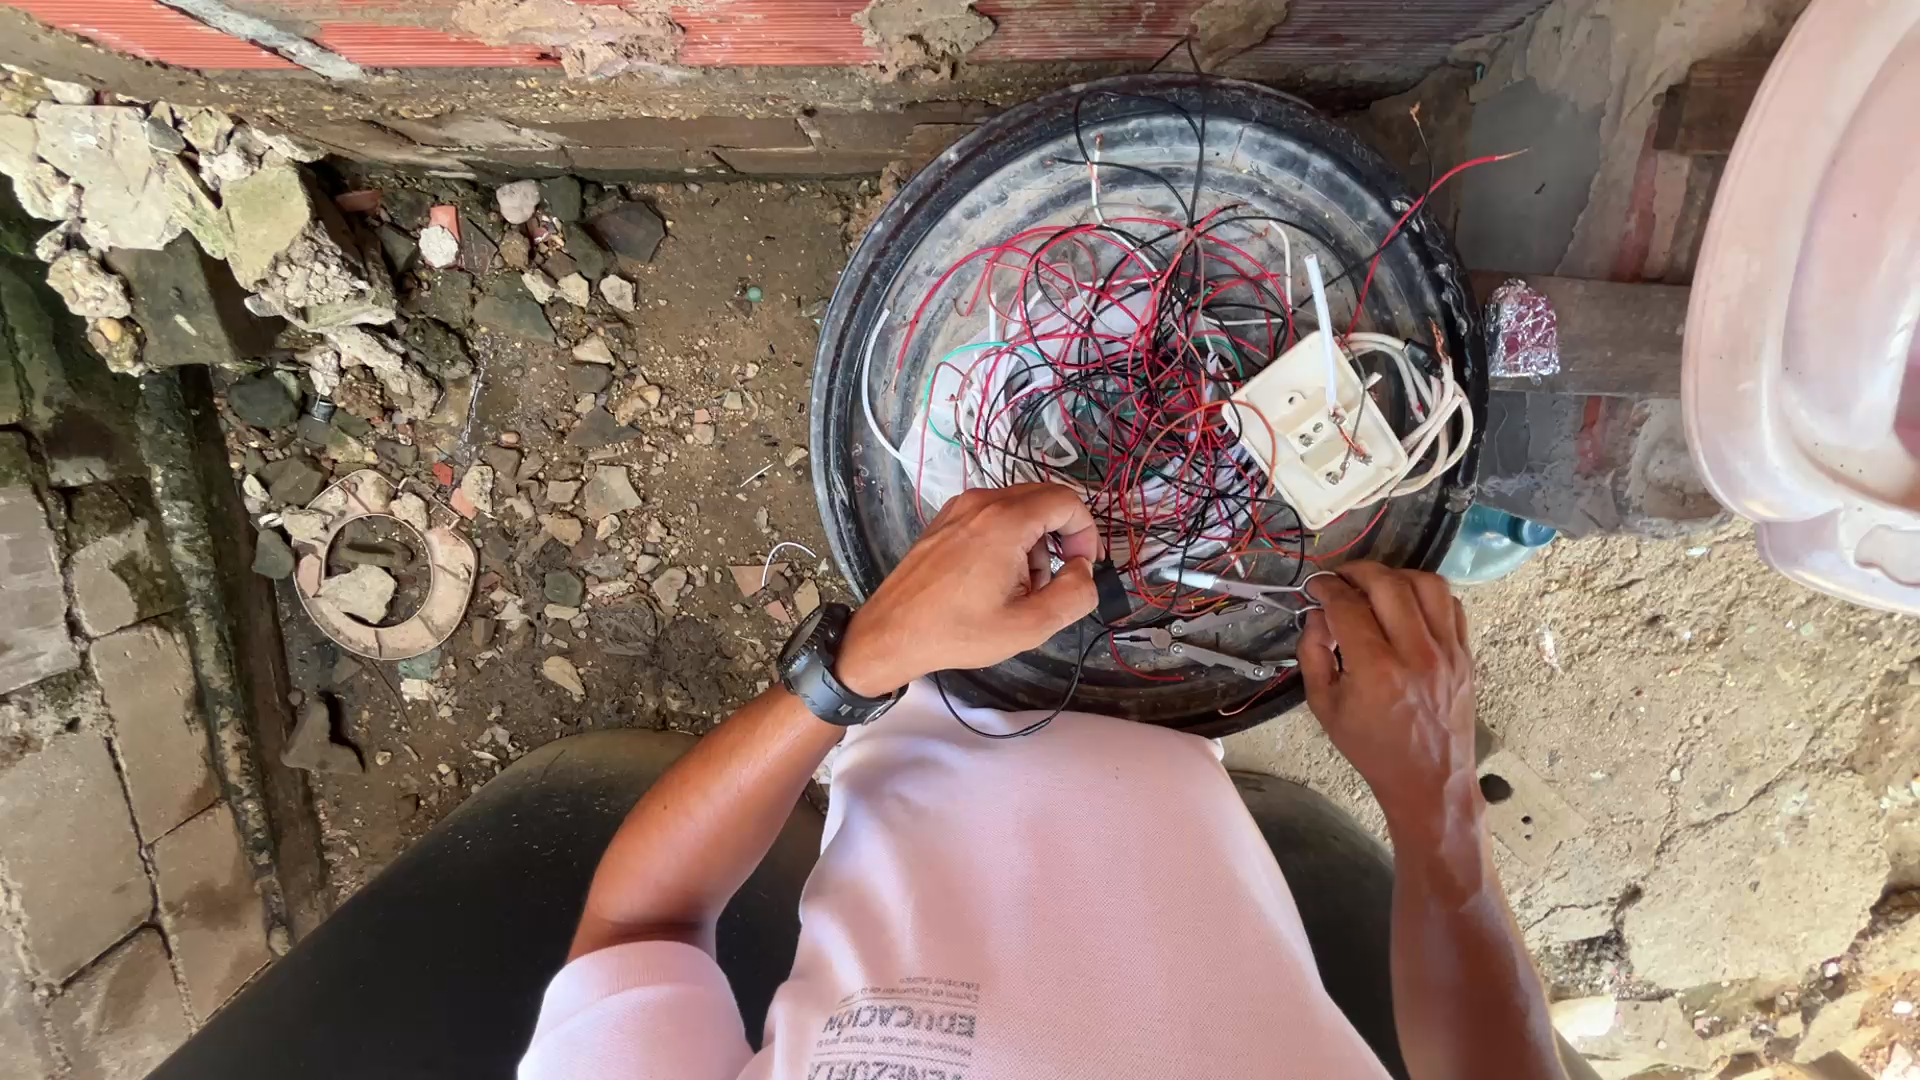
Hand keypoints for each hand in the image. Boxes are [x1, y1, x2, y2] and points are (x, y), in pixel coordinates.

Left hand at [834, 484, 1100, 695]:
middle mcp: (982, 502)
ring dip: (1034, 541)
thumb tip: (1084, 569)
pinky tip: (996, 577)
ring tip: (1022, 587)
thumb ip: (1075, 594)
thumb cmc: (958, 632)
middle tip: (1055, 580)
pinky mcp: (945, 520)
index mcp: (1005, 521)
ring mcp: (959, 507)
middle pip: (1044, 498)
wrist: (892, 633)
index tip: (1081, 567)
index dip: (1086, 533)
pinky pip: (992, 515)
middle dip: (1061, 537)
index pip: (1067, 502)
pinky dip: (1008, 538)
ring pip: (1019, 507)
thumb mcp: (1030, 626)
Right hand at [1298, 562, 1477, 832]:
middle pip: (1388, 584)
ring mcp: (1448, 652)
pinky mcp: (1466, 655)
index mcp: (1375, 669)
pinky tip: (1405, 603)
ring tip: (1374, 584)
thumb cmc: (1369, 745)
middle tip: (1339, 578)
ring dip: (1394, 575)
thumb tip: (1317, 614)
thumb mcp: (1322, 704)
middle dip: (1357, 571)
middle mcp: (1416, 653)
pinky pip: (1451, 604)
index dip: (1325, 587)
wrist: (1428, 779)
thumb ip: (1312, 652)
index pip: (1347, 605)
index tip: (1314, 586)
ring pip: (1427, 584)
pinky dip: (1425, 593)